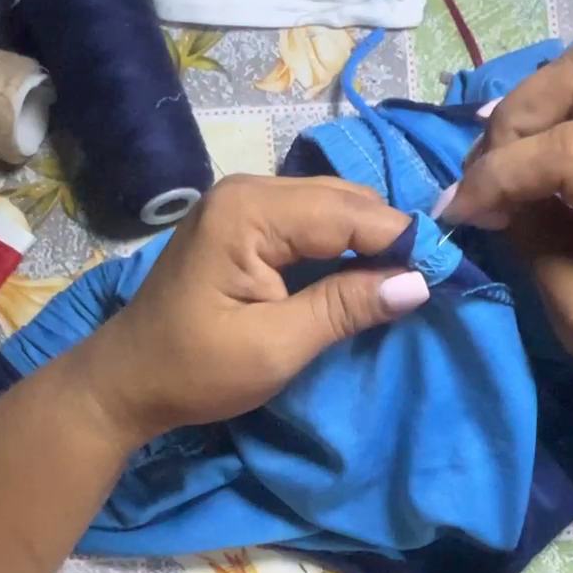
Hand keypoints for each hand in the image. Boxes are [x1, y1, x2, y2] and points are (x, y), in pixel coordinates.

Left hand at [68, 175, 428, 442]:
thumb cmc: (194, 371)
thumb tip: (418, 284)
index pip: (349, 212)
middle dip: (388, 237)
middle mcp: (247, 190)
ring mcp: (241, 203)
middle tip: (428, 280)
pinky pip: (307, 223)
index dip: (402, 240)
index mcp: (250, 212)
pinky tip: (361, 272)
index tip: (446, 274)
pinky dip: (340, 246)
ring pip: (329, 208)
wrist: (126, 382)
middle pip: (342, 200)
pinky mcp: (241, 224)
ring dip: (367, 240)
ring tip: (403, 278)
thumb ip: (344, 309)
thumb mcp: (275, 348)